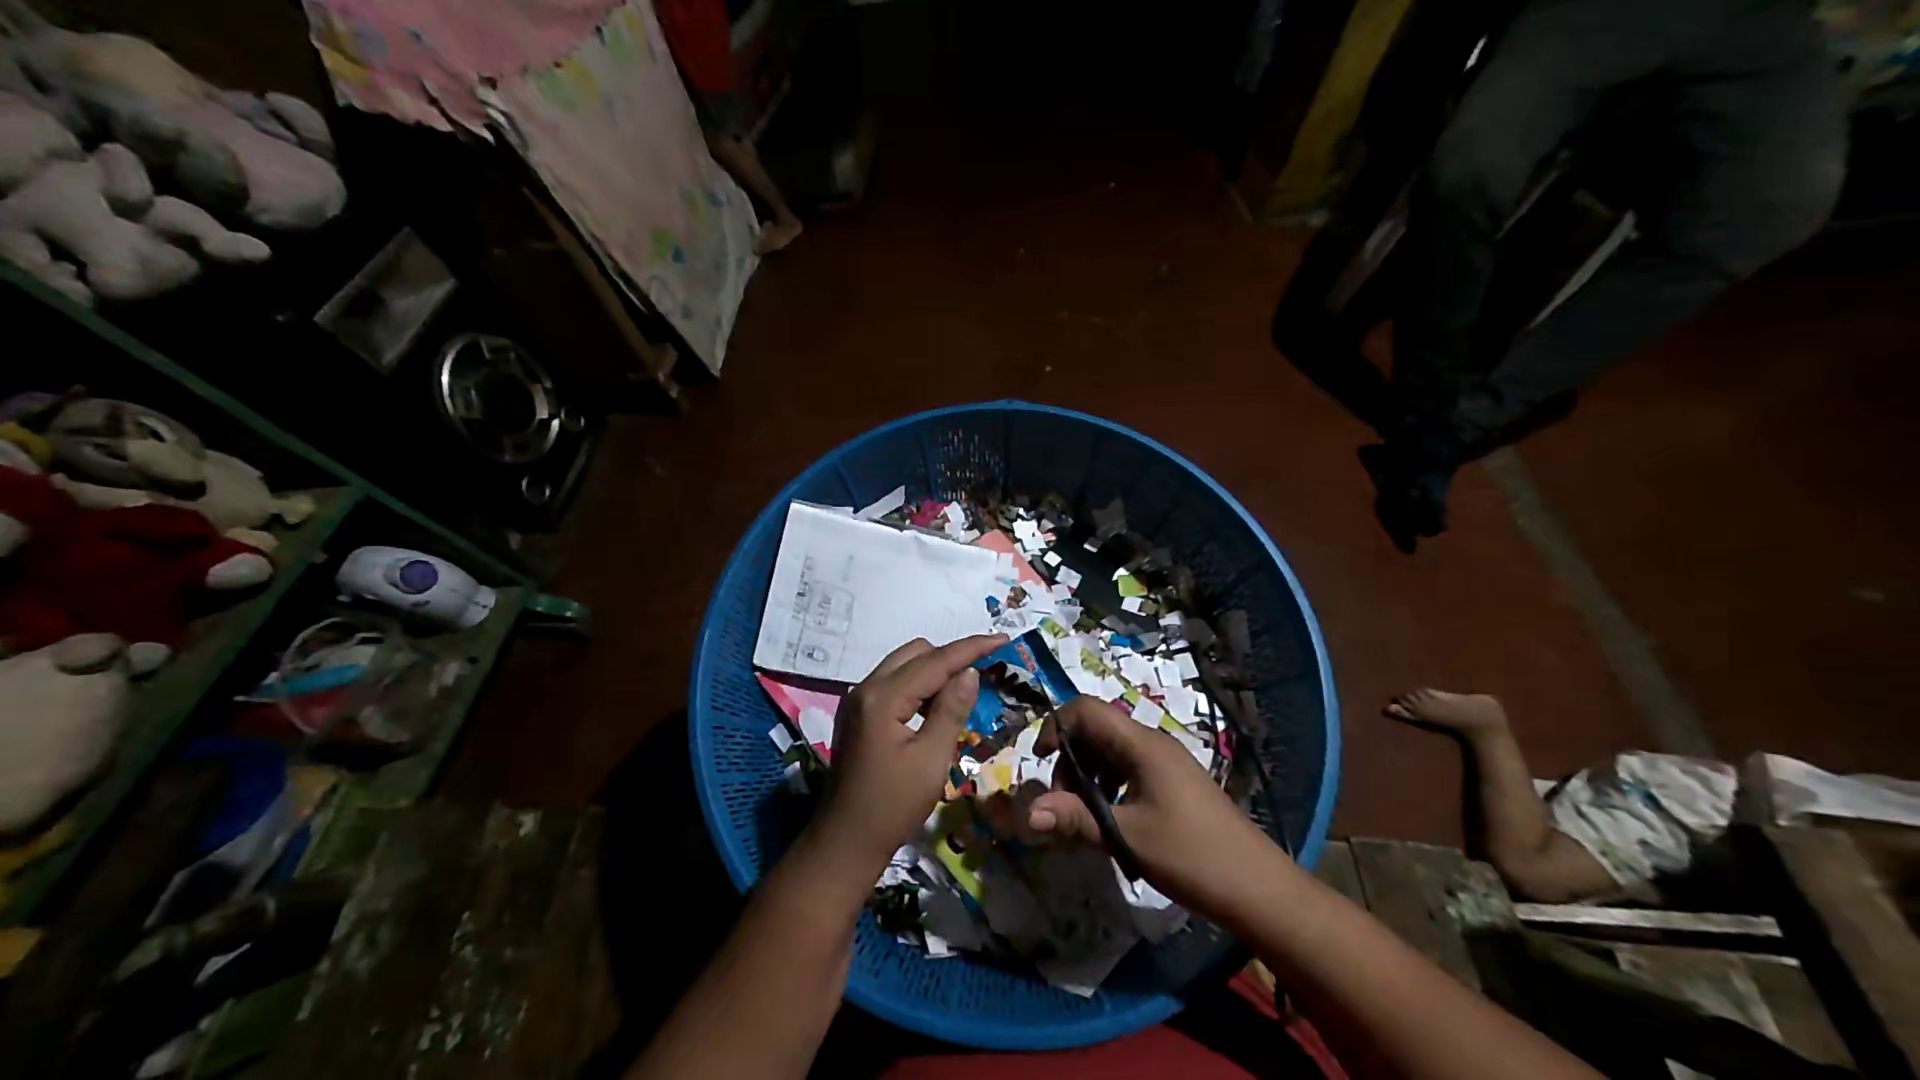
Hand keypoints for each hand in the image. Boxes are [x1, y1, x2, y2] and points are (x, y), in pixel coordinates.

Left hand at [814, 634, 1007, 864]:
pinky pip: (894, 683)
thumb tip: (970, 672)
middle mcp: (865, 688)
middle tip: (985, 671)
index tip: (1002, 639)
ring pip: (904, 665)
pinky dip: (918, 685)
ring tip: (965, 689)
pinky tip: (937, 707)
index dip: (971, 648)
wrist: (846, 840)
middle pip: (916, 653)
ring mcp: (858, 700)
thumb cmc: (892, 805)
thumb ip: (951, 710)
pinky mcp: (858, 713)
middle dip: (951, 656)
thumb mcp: (931, 759)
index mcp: (882, 697)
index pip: (935, 661)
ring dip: (935, 670)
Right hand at [1028, 697, 1279, 918]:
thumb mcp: (1127, 836)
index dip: (1056, 726)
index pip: (1087, 709)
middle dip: (1069, 759)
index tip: (1039, 760)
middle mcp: (1153, 744)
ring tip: (1083, 816)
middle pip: (1096, 730)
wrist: (1257, 887)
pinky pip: (1128, 769)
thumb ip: (1076, 818)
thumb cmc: (1191, 856)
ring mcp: (1165, 763)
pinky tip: (1110, 820)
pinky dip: (1108, 786)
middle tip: (1063, 803)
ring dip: (1087, 776)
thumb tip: (1028, 813)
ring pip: (1110, 751)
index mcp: (1142, 746)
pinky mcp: (1173, 783)